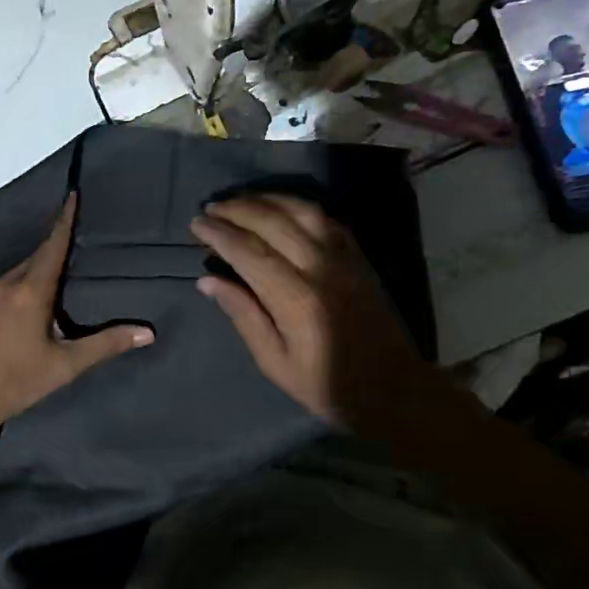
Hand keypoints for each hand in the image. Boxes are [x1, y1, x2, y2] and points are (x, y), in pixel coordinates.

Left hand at [0, 195, 153, 435]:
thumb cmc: (15, 384)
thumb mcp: (65, 366)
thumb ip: (105, 344)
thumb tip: (147, 332)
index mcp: (31, 292)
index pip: (52, 247)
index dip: (64, 221)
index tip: (71, 196)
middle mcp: (3, 283)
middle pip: (31, 258)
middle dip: (49, 248)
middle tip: (66, 241)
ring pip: (7, 269)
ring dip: (24, 265)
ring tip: (38, 266)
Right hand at [191, 195, 442, 425]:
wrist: (393, 388)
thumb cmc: (326, 384)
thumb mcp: (275, 362)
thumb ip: (243, 316)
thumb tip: (207, 281)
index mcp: (297, 299)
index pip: (249, 252)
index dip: (219, 234)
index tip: (195, 224)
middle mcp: (321, 268)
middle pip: (273, 222)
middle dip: (236, 210)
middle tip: (210, 209)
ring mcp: (344, 258)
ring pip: (301, 211)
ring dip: (266, 200)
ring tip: (239, 202)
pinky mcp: (358, 257)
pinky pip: (325, 219)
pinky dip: (297, 206)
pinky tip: (279, 209)